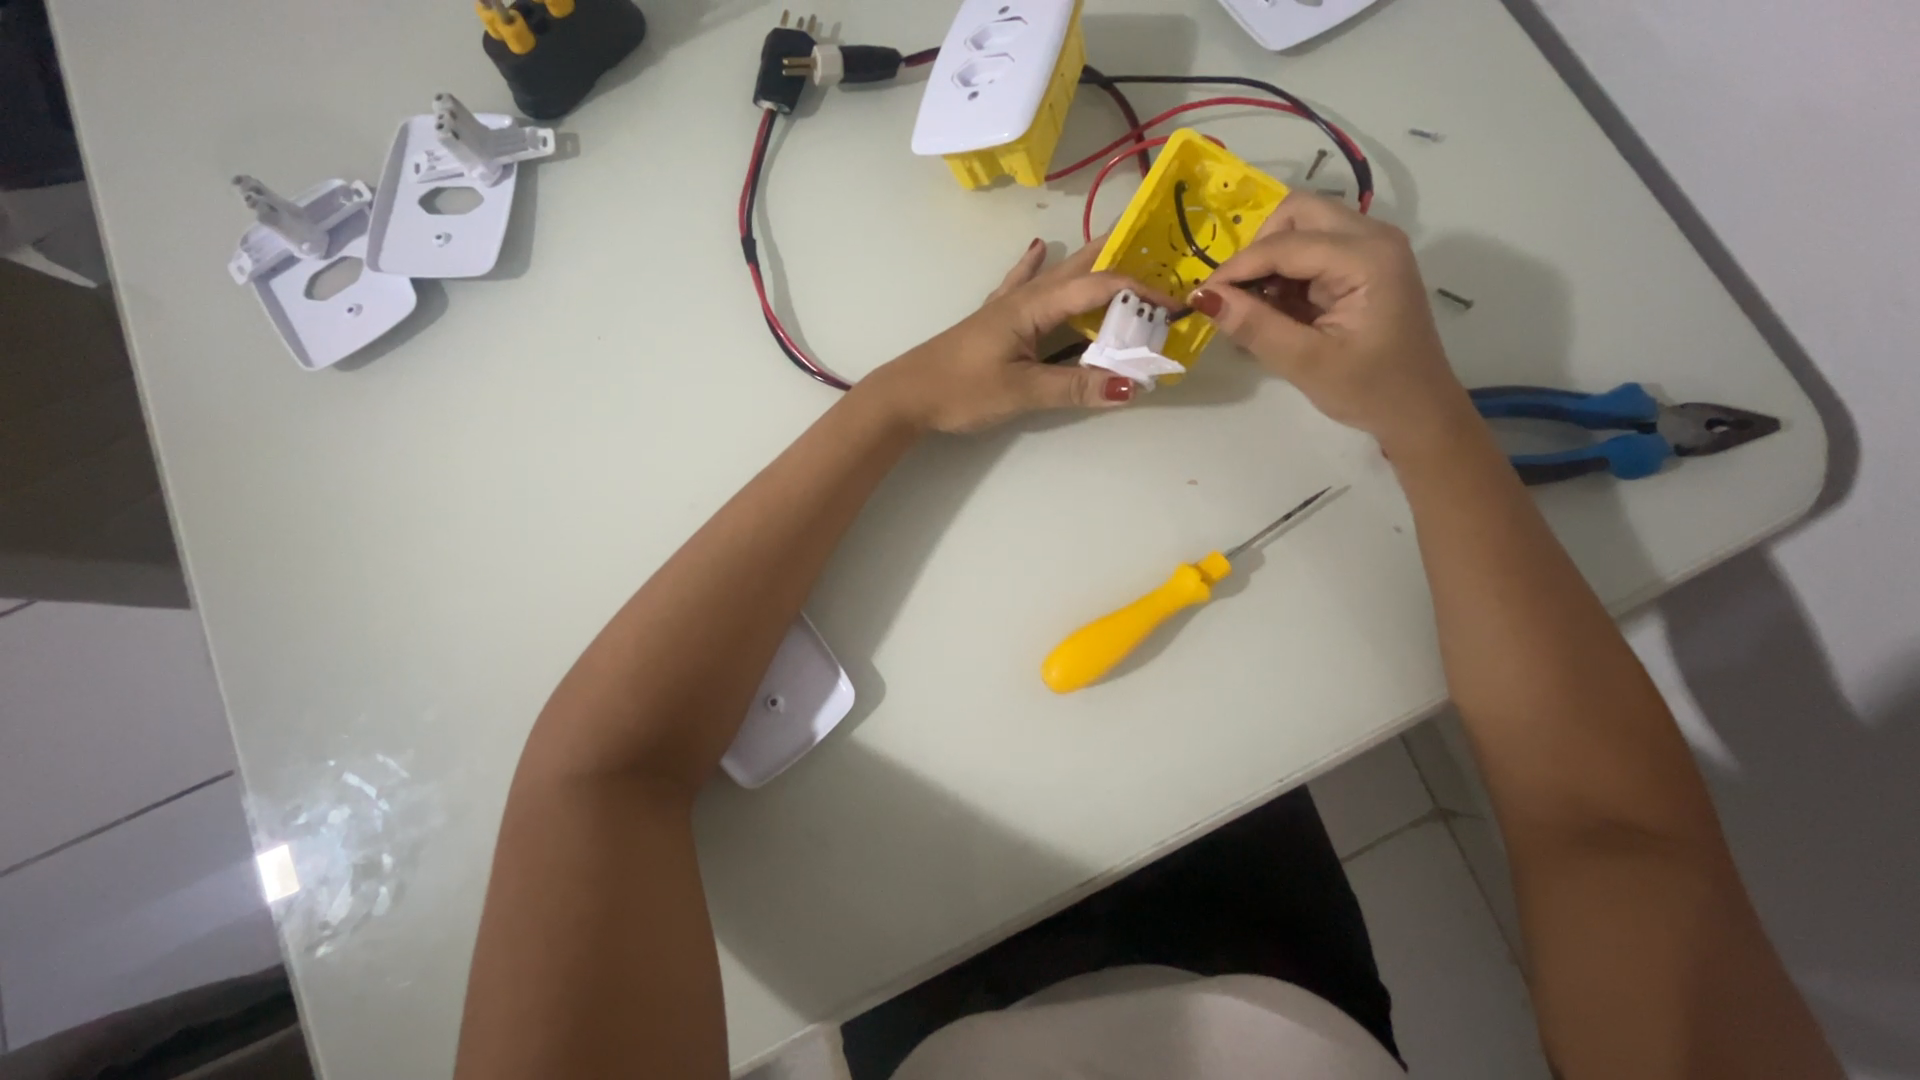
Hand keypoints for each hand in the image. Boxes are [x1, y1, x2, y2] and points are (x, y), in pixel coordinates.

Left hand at [859, 238, 1169, 434]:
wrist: (906, 396)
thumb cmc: (960, 390)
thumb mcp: (1021, 392)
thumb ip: (1075, 386)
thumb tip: (1132, 386)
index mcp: (1034, 306)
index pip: (1099, 286)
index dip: (1141, 291)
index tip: (1176, 304)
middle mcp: (1025, 297)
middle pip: (1081, 267)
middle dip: (1122, 255)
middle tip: (1162, 245)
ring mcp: (1008, 306)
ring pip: (1060, 275)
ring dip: (1093, 261)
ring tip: (1123, 242)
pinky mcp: (996, 320)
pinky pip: (1026, 284)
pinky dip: (1039, 267)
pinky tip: (1037, 248)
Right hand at [1187, 193, 1475, 453]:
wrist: (1418, 410)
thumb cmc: (1369, 390)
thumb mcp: (1306, 363)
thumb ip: (1255, 326)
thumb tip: (1203, 298)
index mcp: (1367, 258)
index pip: (1284, 244)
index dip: (1236, 268)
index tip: (1200, 299)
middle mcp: (1373, 236)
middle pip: (1296, 214)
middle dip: (1257, 251)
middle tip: (1237, 297)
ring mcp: (1371, 246)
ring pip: (1302, 226)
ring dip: (1271, 261)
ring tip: (1260, 309)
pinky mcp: (1364, 262)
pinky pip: (1312, 248)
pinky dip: (1286, 272)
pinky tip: (1281, 311)